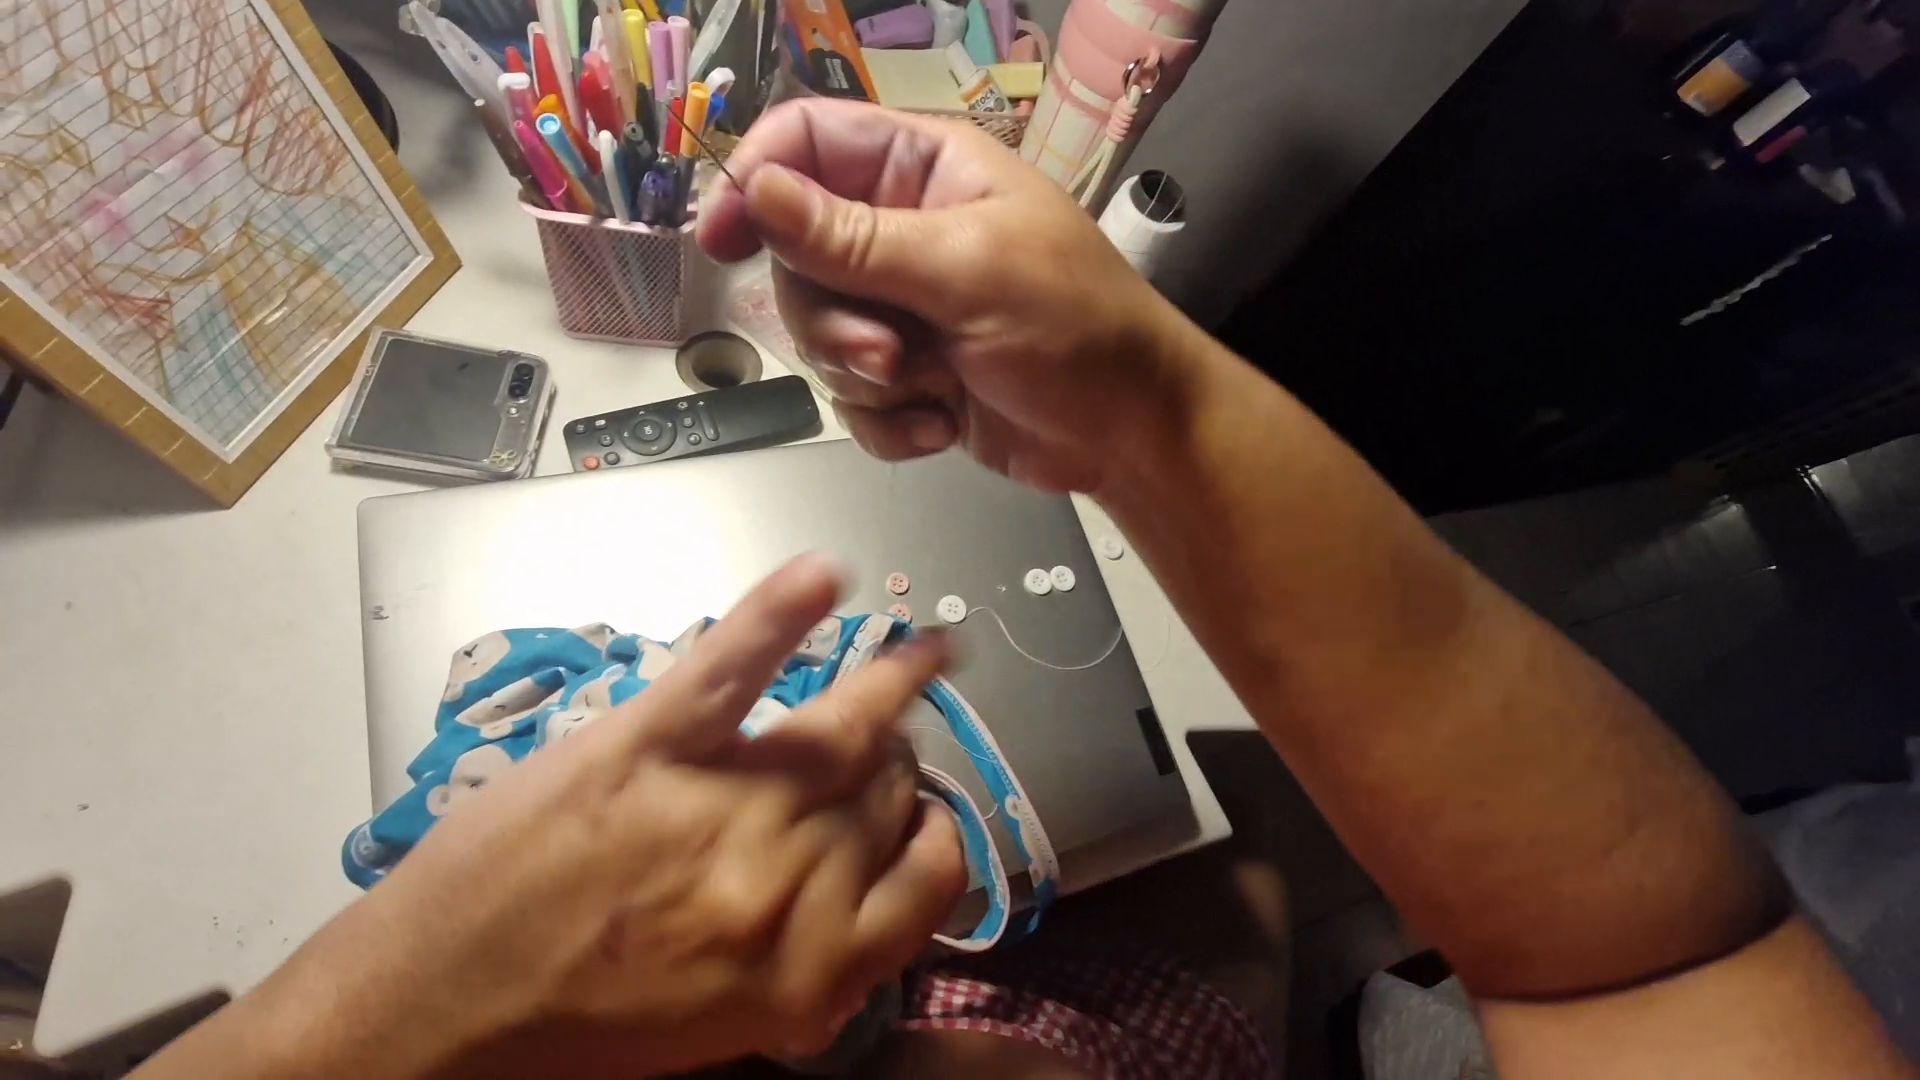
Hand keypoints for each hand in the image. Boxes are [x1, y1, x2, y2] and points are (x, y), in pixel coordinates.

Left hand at [208, 556, 964, 1078]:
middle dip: (894, 769)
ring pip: (850, 724)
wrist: (426, 1022)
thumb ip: (829, 960)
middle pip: (891, 786)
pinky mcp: (652, 742)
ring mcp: (725, 801)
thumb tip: (880, 885)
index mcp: (816, 964)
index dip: (934, 836)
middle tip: (874, 755)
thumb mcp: (738, 1022)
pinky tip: (823, 573)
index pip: (934, 870)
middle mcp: (792, 879)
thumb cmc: (584, 1031)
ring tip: (924, 654)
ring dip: (892, 687)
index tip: (918, 820)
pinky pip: (736, 667)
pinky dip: (781, 613)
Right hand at [698, 99, 1198, 493]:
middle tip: (889, 354)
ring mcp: (905, 314)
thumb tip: (756, 189)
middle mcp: (903, 239)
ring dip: (870, 378)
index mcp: (924, 175)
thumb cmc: (1078, 329)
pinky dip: (893, 424)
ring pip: (824, 341)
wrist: (1128, 433)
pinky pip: (855, 402)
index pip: (806, 147)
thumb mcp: (968, 271)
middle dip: (835, 322)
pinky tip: (944, 422)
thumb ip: (857, 240)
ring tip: (933, 388)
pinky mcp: (912, 382)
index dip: (754, 184)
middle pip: (800, 262)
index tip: (721, 241)